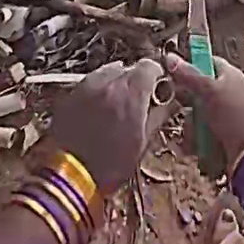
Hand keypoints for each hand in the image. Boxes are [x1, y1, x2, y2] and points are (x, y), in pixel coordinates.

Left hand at [47, 60, 165, 188]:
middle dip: (137, 80)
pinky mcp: (73, 90)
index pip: (149, 66)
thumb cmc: (112, 164)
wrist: (70, 176)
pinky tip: (100, 107)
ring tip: (118, 104)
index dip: (156, 75)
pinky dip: (100, 88)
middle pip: (129, 67)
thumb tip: (172, 101)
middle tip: (138, 100)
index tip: (157, 87)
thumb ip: (158, 115)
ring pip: (109, 71)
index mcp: (131, 93)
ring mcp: (88, 84)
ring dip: (117, 82)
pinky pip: (92, 81)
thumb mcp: (141, 142)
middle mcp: (109, 81)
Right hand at [163, 53, 243, 163]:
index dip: (191, 66)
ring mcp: (225, 116)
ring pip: (198, 114)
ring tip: (194, 133)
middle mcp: (227, 93)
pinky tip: (194, 146)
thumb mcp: (209, 90)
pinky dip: (197, 139)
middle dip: (187, 102)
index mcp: (229, 75)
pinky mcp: (223, 135)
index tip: (176, 74)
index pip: (207, 62)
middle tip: (182, 107)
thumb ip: (188, 74)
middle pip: (198, 90)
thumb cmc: (235, 115)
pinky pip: (202, 132)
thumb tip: (169, 57)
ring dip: (192, 124)